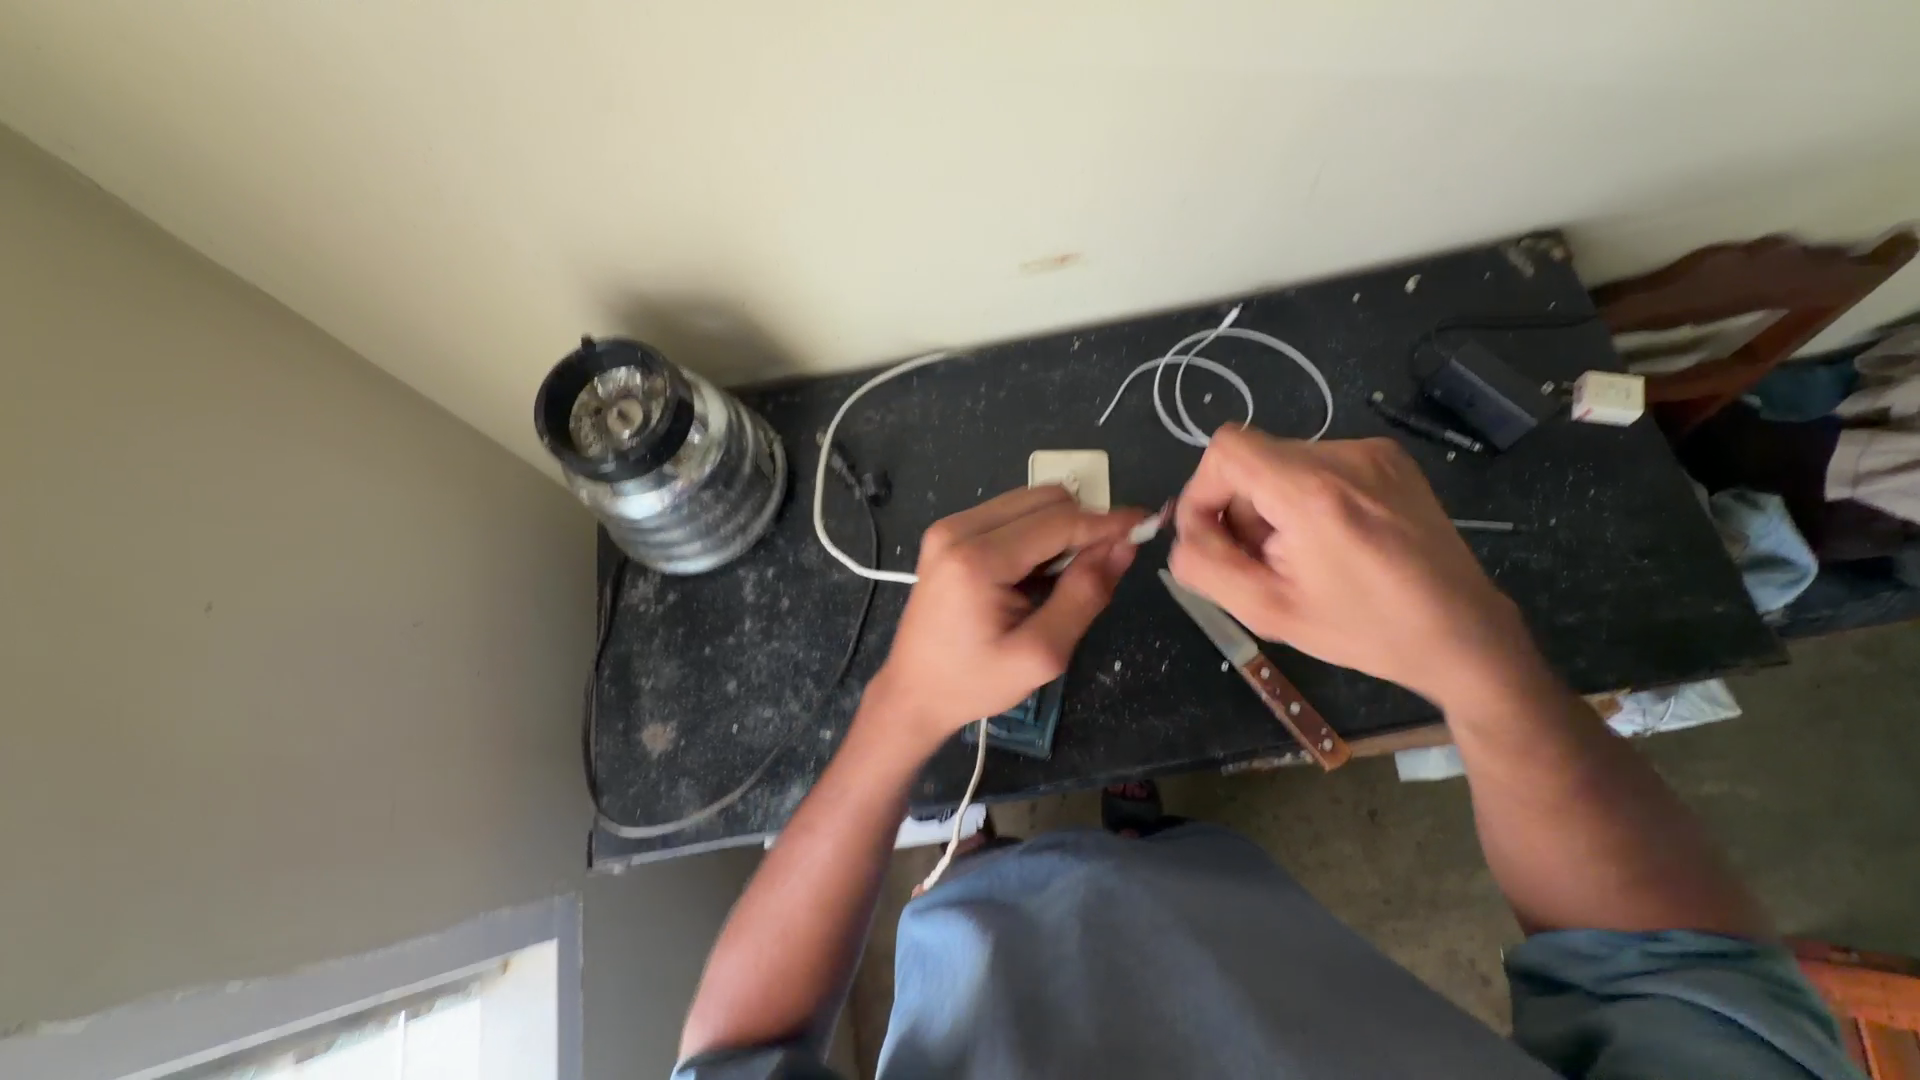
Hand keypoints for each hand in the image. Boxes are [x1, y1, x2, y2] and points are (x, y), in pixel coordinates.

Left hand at [867, 486, 1146, 748]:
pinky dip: (1035, 534)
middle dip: (1083, 525)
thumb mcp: (1041, 653)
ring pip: (1029, 501)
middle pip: (1045, 499)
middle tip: (1098, 569)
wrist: (914, 693)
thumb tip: (1124, 546)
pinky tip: (1033, 575)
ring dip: (1059, 530)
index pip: (1059, 521)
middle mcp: (958, 529)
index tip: (1148, 523)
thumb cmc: (974, 682)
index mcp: (977, 559)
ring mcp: (949, 528)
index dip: (1108, 522)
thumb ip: (1085, 595)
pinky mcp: (947, 534)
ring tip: (1059, 580)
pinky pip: (1009, 513)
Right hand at [1168, 427, 1537, 705]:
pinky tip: (1331, 542)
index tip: (1214, 536)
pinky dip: (1304, 499)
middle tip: (1262, 561)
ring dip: (1271, 506)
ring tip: (1300, 556)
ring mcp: (1373, 452)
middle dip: (1240, 509)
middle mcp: (1345, 455)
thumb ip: (1204, 566)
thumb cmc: (1363, 629)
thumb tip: (1184, 532)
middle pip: (1253, 459)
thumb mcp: (1266, 610)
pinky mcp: (1391, 459)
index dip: (1202, 489)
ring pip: (1282, 463)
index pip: (1226, 447)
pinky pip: (1318, 466)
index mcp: (1313, 491)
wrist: (1462, 633)